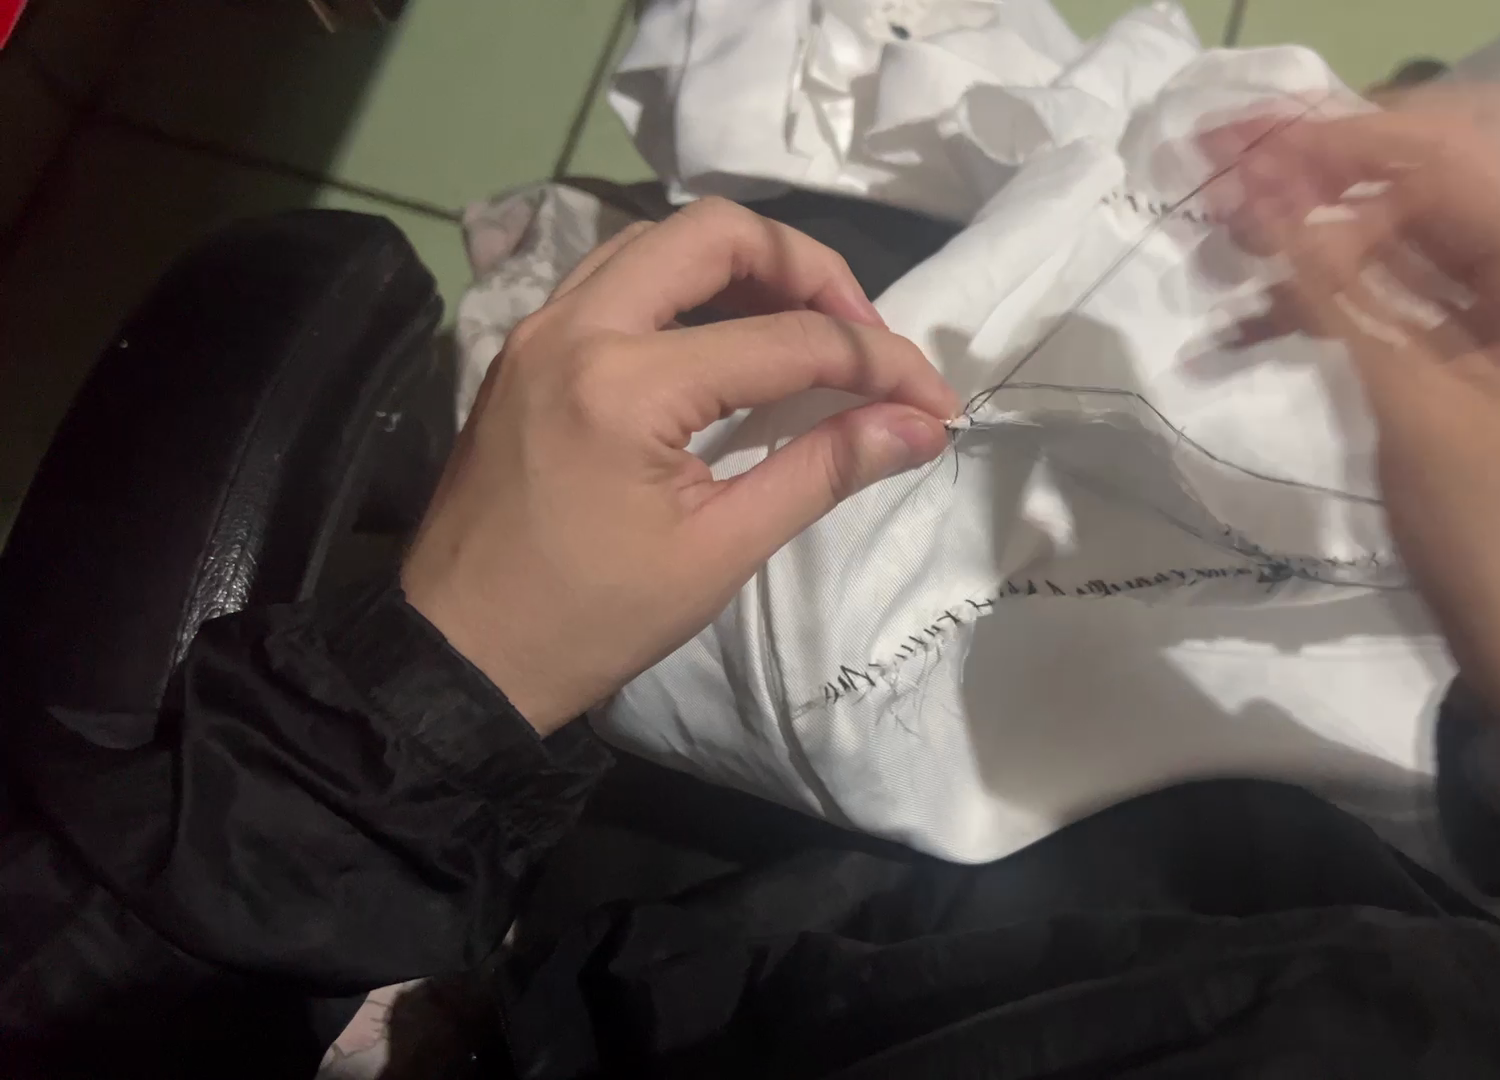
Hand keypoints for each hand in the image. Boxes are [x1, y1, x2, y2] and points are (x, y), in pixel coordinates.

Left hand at [401, 198, 958, 733]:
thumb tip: (918, 427)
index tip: (933, 399)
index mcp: (628, 385)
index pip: (789, 341)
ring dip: (754, 269)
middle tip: (864, 337)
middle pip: (717, 232)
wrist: (462, 655)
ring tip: (811, 331)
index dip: (880, 363)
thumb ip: (825, 472)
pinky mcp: (533, 348)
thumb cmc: (597, 619)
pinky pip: (629, 279)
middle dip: (814, 273)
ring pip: (666, 242)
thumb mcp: (724, 551)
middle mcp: (577, 326)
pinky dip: (699, 290)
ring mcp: (544, 328)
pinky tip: (733, 341)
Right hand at [1202, 100, 1499, 764]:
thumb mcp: (1419, 415)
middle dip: (1312, 176)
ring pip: (1391, 241)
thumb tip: (1262, 197)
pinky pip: (1381, 306)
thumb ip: (1338, 298)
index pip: (1447, 153)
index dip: (1333, 139)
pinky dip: (1312, 310)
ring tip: (1211, 266)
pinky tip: (1237, 333)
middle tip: (1210, 187)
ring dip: (1301, 245)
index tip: (1225, 147)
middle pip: (1420, 180)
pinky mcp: (1462, 360)